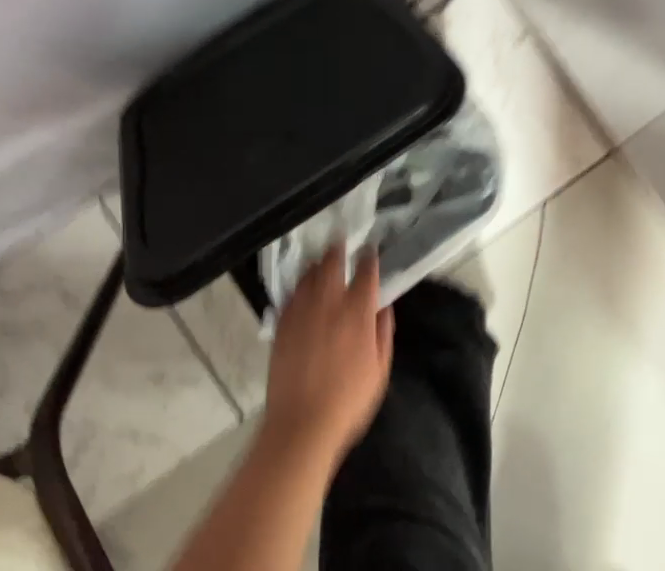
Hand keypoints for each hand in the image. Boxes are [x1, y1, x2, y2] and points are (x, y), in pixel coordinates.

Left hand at [262, 247, 393, 470]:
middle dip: (337, 250)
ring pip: (307, 277)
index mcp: (357, 315)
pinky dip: (297, 286)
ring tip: (321, 258)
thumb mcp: (379, 370)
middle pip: (331, 266)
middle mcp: (328, 306)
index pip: (365, 274)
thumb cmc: (348, 401)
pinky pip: (289, 296)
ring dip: (316, 264)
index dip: (368, 258)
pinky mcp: (281, 327)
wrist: (301, 425)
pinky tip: (300, 286)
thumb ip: (383, 333)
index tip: (370, 249)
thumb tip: (383, 307)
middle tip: (340, 240)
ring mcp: (301, 315)